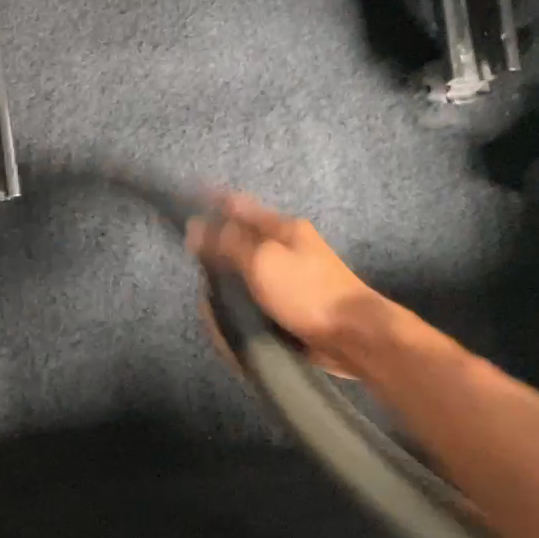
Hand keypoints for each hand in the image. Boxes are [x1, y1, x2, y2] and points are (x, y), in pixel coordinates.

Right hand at [186, 193, 383, 374]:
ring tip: (213, 310)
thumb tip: (196, 224)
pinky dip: (239, 310)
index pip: (238, 206)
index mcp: (282, 228)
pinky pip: (255, 300)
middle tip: (199, 276)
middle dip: (214, 258)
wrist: (354, 335)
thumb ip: (228, 242)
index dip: (210, 203)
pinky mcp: (290, 305)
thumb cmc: (306, 291)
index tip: (184, 210)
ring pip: (244, 275)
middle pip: (238, 242)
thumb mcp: (262, 260)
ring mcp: (289, 278)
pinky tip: (230, 326)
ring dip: (226, 290)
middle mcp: (285, 248)